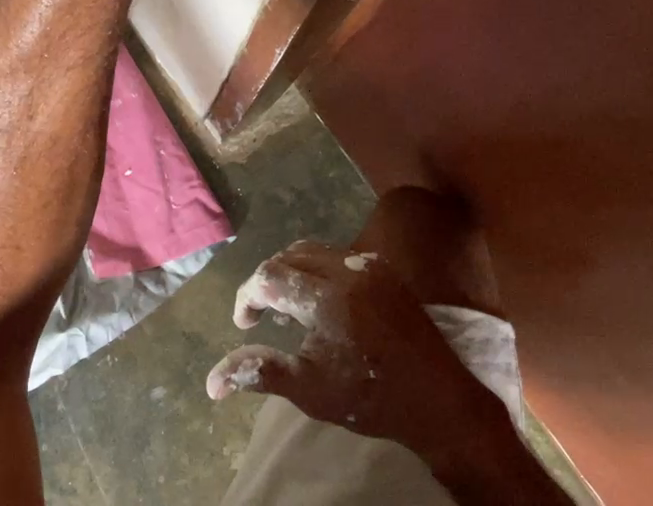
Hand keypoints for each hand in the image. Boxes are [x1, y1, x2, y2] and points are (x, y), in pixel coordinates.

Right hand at [208, 241, 527, 486]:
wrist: (441, 401)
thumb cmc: (371, 398)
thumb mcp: (310, 391)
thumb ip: (260, 373)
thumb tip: (211, 382)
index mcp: (327, 298)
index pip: (268, 277)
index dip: (247, 297)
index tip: (244, 324)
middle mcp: (347, 270)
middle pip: (287, 258)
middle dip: (266, 282)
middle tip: (260, 315)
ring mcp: (369, 266)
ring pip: (312, 251)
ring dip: (290, 271)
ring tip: (285, 306)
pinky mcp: (385, 270)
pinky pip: (337, 254)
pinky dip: (316, 268)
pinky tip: (318, 299)